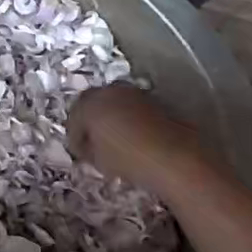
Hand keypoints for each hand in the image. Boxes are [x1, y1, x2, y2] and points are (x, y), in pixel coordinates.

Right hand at [67, 82, 207, 192]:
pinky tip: (135, 140)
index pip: (74, 118)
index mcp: (89, 103)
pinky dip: (130, 121)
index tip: (80, 153)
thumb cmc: (129, 159)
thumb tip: (89, 147)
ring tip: (116, 142)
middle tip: (94, 144)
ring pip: (115, 104)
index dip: (75, 137)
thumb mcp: (98, 161)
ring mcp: (135, 94)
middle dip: (91, 123)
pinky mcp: (157, 102)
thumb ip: (88, 149)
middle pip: (93, 105)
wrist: (177, 159)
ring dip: (112, 119)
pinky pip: (134, 110)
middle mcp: (110, 91)